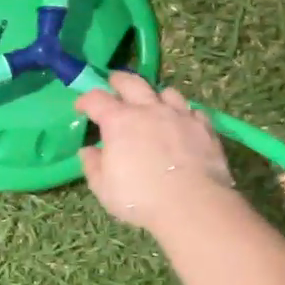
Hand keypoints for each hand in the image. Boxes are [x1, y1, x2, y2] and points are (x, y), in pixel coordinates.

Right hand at [76, 72, 233, 228]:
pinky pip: (191, 110)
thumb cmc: (138, 197)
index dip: (85, 100)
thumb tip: (88, 151)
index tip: (80, 107)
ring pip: (166, 92)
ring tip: (151, 103)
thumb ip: (93, 165)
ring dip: (154, 95)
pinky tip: (179, 122)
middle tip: (113, 83)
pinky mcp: (204, 126)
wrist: (190, 203)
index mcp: (119, 122)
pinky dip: (181, 112)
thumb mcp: (103, 187)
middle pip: (132, 83)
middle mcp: (149, 110)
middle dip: (118, 81)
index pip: (96, 100)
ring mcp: (180, 115)